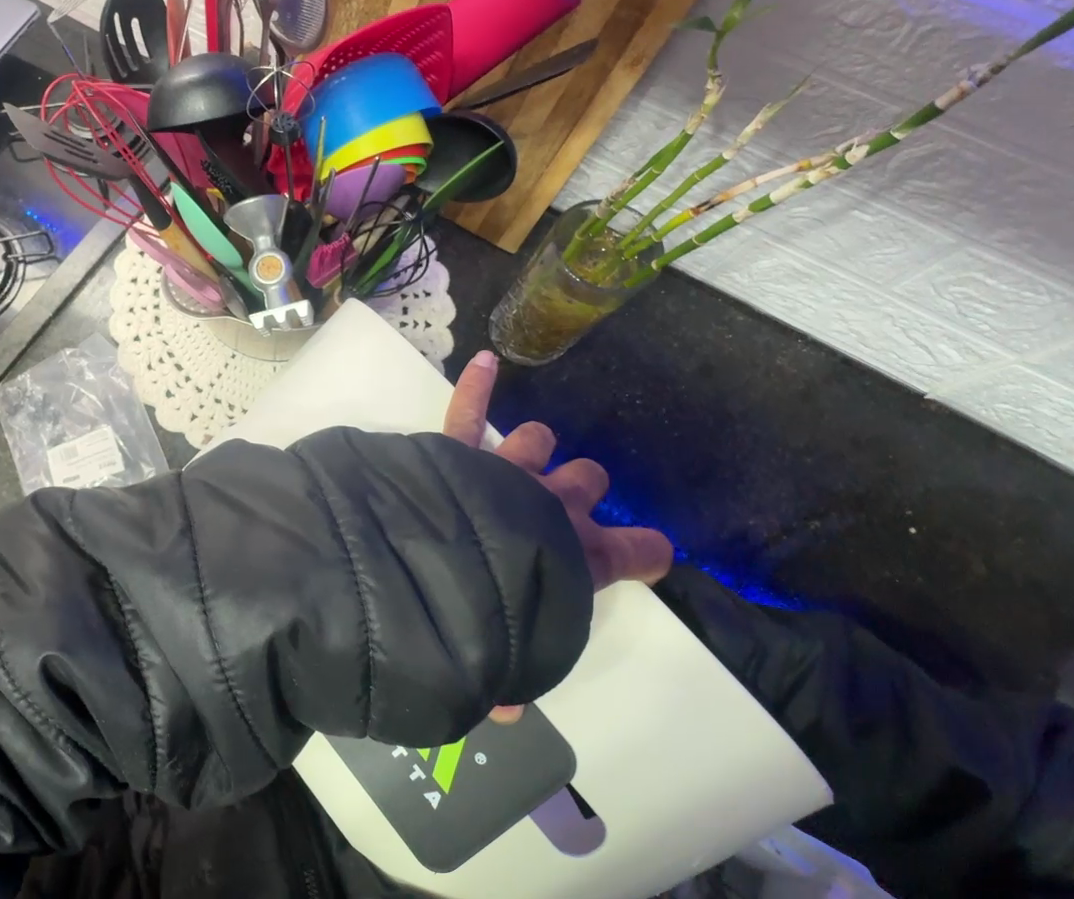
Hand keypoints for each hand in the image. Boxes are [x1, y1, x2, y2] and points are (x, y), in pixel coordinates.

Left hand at [444, 351, 675, 721]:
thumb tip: (506, 713)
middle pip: (589, 481)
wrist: (424, 573)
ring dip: (529, 454)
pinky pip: (465, 412)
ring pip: (536, 443)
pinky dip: (474, 387)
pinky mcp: (454, 454)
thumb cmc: (479, 621)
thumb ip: (511, 681)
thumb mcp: (505, 666)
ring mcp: (505, 470)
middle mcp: (553, 504)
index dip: (649, 555)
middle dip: (578, 494)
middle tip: (550, 517)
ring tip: (515, 466)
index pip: (644, 553)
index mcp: (581, 559)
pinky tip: (483, 361)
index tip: (649, 559)